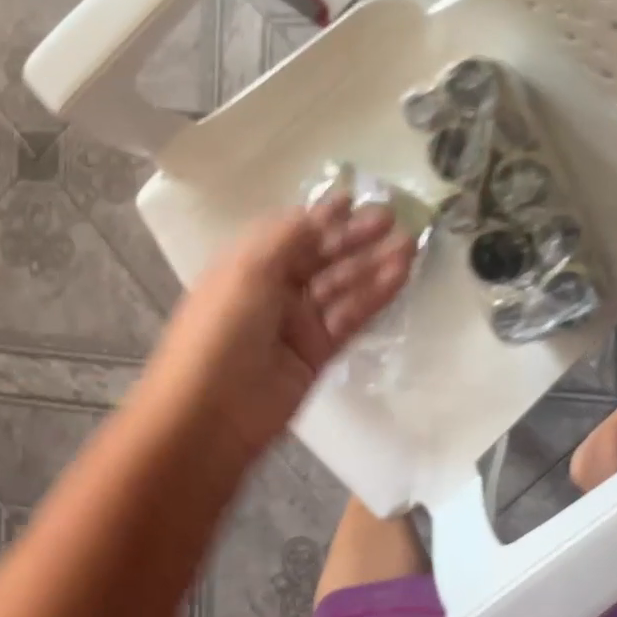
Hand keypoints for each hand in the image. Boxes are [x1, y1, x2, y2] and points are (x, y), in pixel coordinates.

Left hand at [146, 196, 414, 458]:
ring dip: (373, 263)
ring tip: (409, 244)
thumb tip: (318, 214)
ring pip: (342, 284)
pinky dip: (375, 295)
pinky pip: (351, 316)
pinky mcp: (318, 352)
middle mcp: (273, 289)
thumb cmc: (219, 332)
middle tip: (391, 217)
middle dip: (354, 236)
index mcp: (248, 265)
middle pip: (321, 255)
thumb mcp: (247, 271)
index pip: (290, 233)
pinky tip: (400, 274)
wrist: (207, 418)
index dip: (320, 216)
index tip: (353, 198)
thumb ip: (288, 238)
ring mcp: (297, 322)